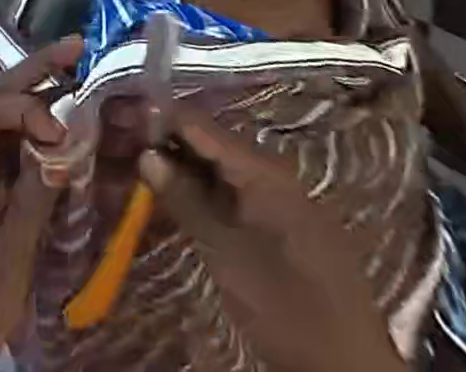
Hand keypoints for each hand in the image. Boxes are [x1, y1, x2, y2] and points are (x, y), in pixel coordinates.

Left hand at [0, 37, 82, 371]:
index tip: (62, 137)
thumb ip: (33, 200)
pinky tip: (59, 120)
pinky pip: (6, 145)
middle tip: (74, 47)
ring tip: (71, 68)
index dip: (27, 111)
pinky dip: (33, 127)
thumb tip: (64, 146)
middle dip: (31, 71)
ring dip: (32, 91)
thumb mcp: (5, 260)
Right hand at [138, 103, 404, 371]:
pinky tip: (166, 204)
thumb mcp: (227, 253)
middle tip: (116, 151)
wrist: (348, 371)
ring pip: (213, 172)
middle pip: (204, 146)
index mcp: (262, 171)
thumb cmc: (287, 307)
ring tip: (131, 176)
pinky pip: (226, 195)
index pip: (198, 126)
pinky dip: (194, 196)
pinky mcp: (273, 226)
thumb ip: (185, 199)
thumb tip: (146, 154)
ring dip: (175, 172)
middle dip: (161, 146)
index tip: (116, 120)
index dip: (156, 120)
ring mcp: (273, 201)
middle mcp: (269, 175)